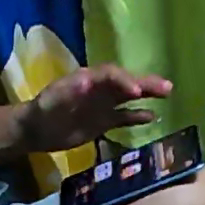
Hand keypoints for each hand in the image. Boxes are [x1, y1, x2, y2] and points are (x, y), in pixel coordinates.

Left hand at [19, 65, 171, 153]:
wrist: (37, 129)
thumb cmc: (42, 112)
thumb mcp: (52, 101)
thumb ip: (69, 91)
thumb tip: (87, 81)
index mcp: (89, 79)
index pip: (111, 76)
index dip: (124, 82)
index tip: (135, 92)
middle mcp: (100, 89)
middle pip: (126, 82)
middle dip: (145, 84)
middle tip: (166, 87)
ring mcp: (103, 105)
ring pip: (129, 97)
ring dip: (147, 95)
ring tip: (167, 94)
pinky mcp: (104, 121)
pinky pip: (124, 117)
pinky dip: (137, 116)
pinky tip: (152, 117)